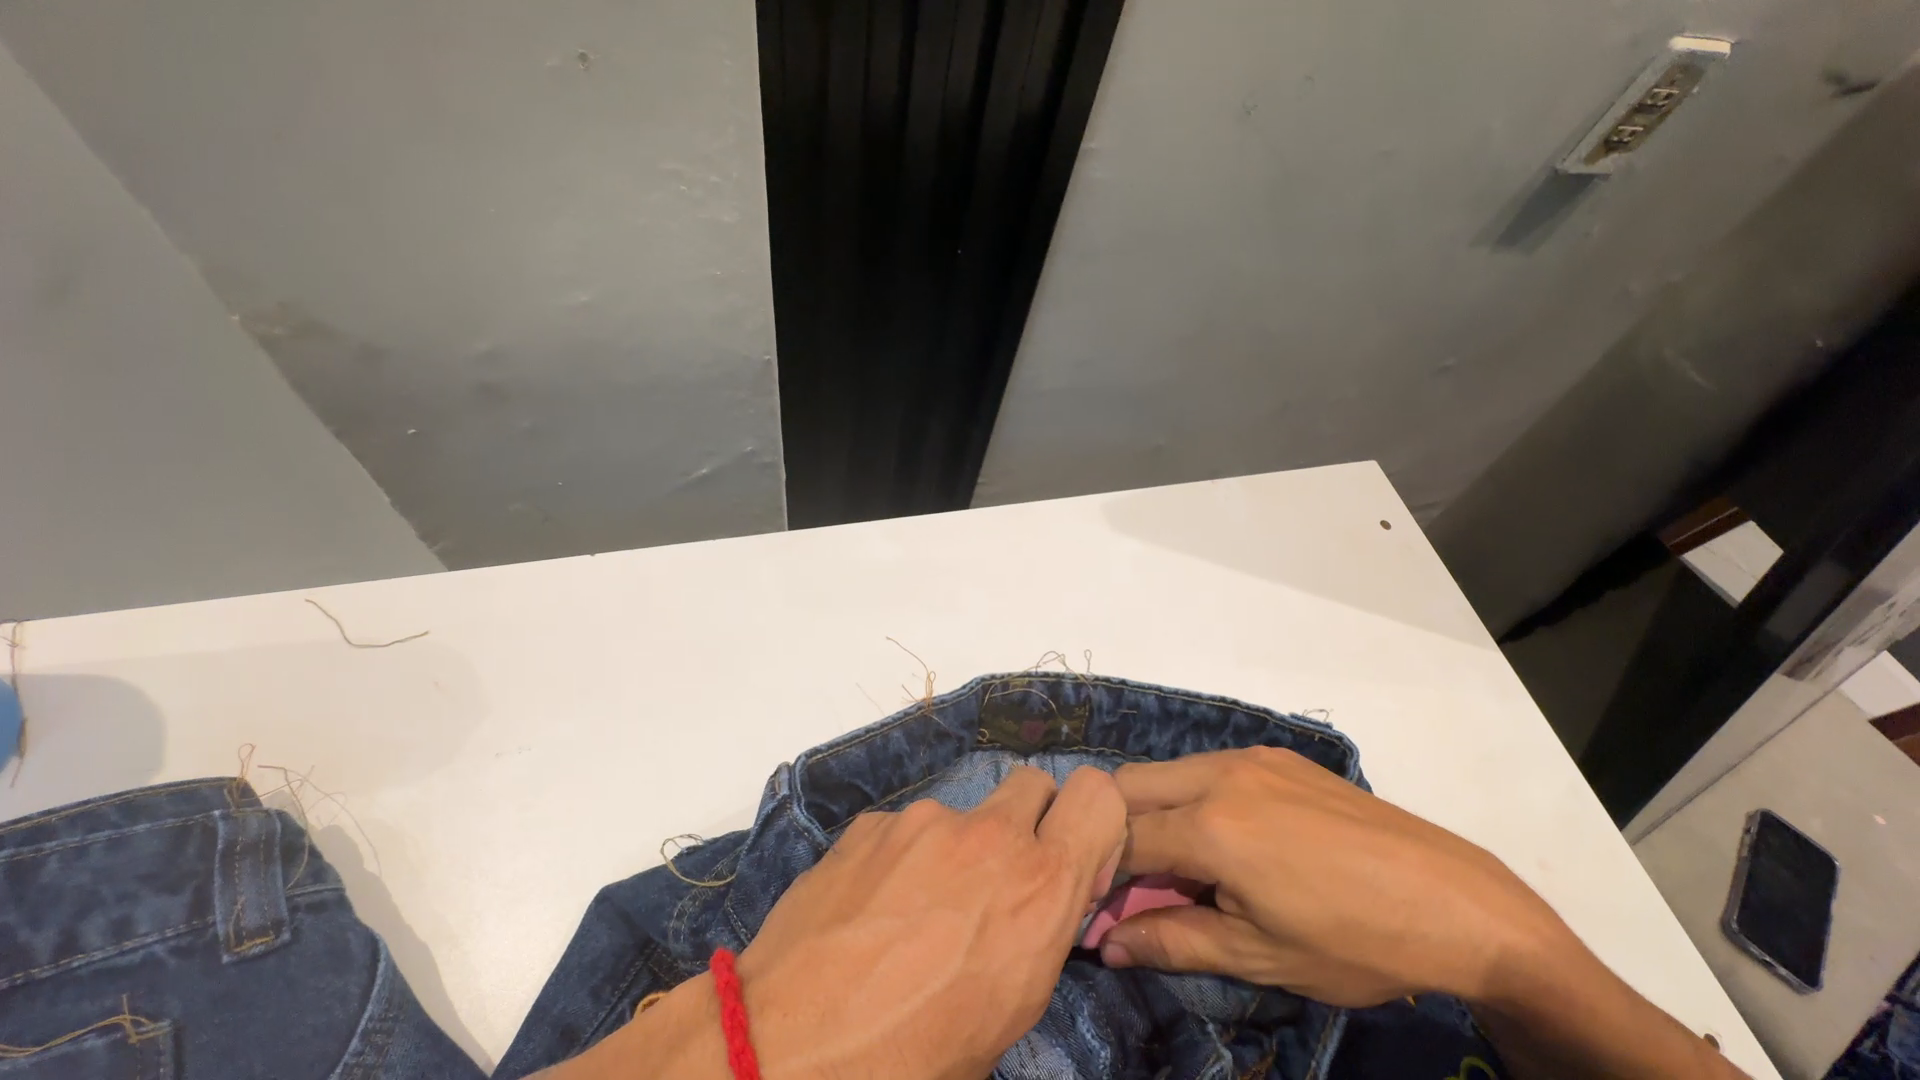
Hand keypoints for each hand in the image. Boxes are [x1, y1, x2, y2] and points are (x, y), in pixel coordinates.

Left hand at [556, 765, 1126, 1079]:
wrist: (794, 1044)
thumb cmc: (920, 1054)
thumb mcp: (1013, 1006)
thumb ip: (1041, 925)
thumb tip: (1045, 892)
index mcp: (1039, 886)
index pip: (1099, 795)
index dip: (1089, 823)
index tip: (1068, 859)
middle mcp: (988, 835)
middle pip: (1033, 784)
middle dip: (1027, 821)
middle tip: (995, 878)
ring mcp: (922, 820)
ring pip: (964, 810)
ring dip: (957, 846)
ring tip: (917, 910)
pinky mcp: (869, 823)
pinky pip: (905, 827)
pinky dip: (902, 855)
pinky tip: (872, 910)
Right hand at [1101, 746, 1567, 1006]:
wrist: (1460, 904)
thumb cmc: (1356, 942)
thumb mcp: (1260, 955)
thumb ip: (1173, 941)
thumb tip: (1107, 946)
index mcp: (1210, 827)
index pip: (1119, 838)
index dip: (1100, 874)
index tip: (1099, 906)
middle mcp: (1221, 775)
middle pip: (1129, 786)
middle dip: (1116, 831)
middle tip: (1137, 884)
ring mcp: (1254, 760)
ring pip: (1169, 772)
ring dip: (1155, 812)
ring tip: (1186, 867)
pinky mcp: (1281, 759)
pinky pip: (1210, 768)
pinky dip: (1193, 798)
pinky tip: (1229, 841)